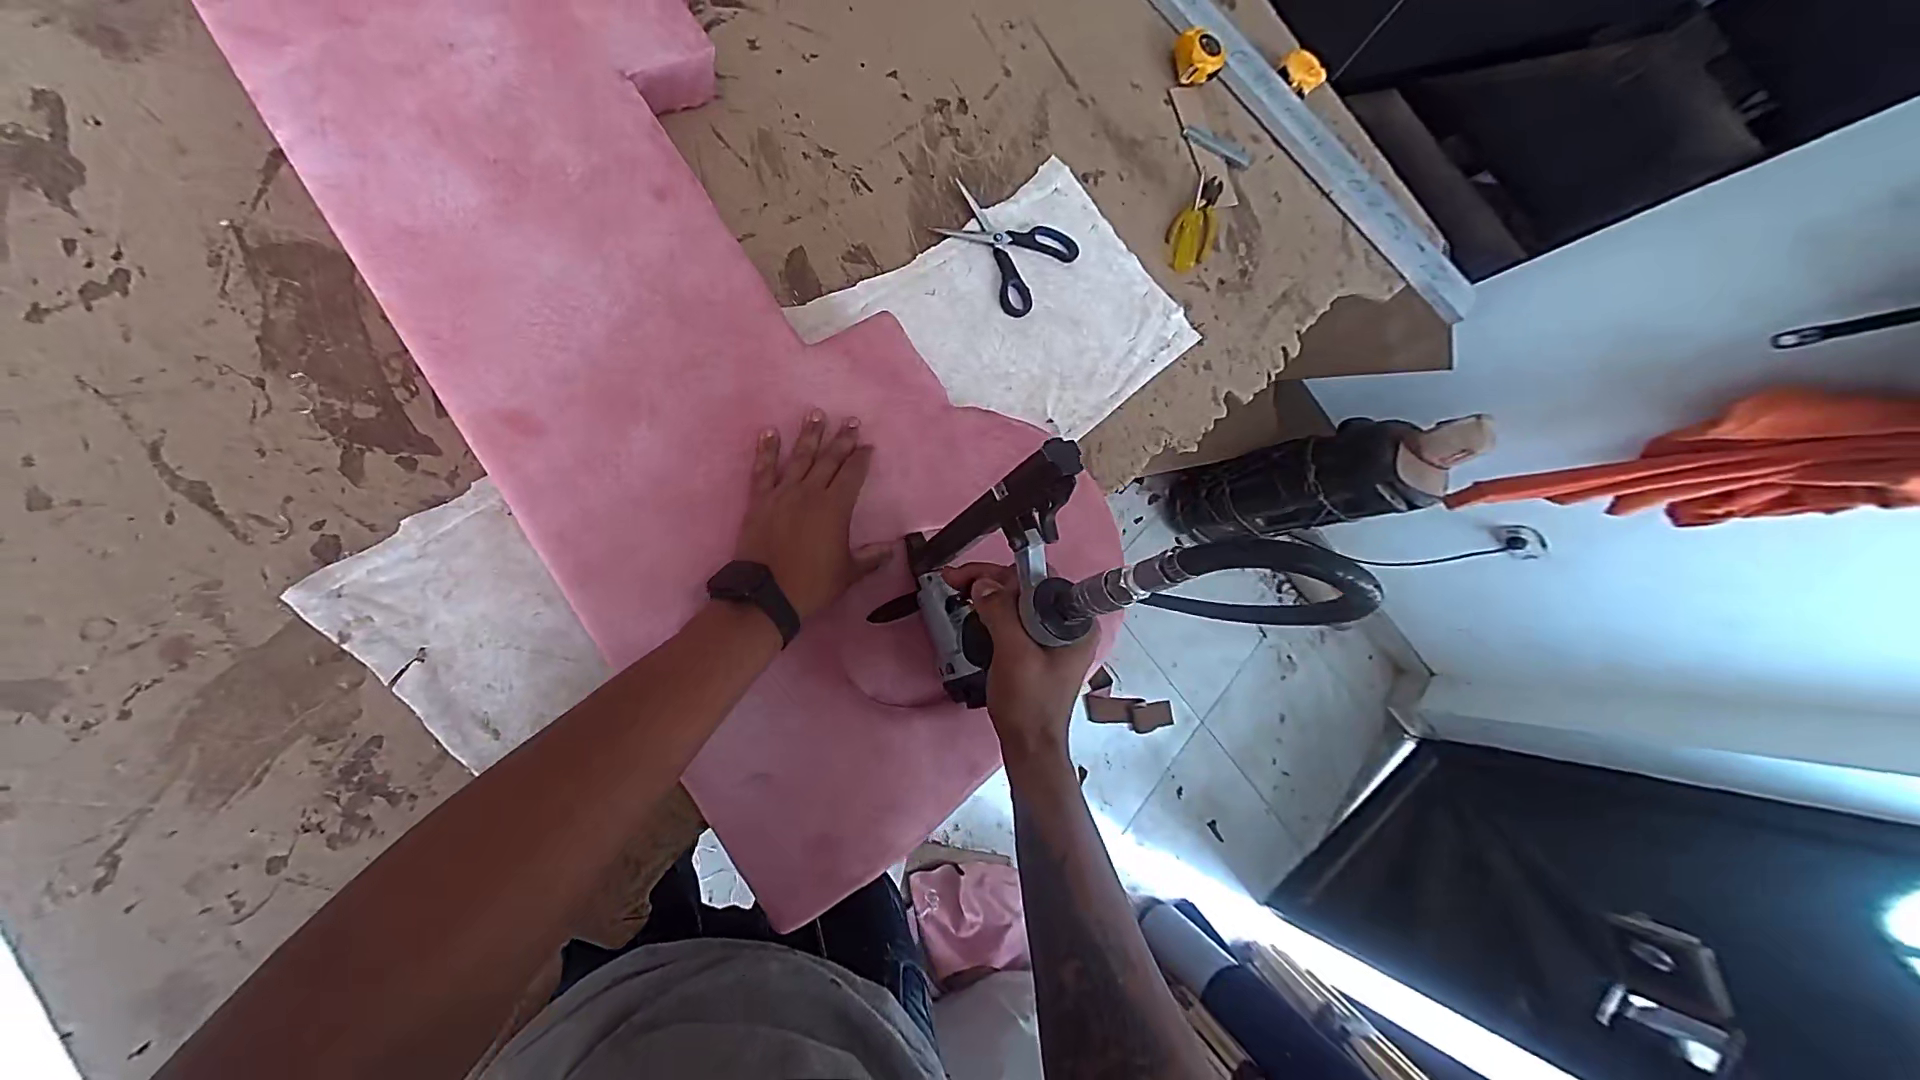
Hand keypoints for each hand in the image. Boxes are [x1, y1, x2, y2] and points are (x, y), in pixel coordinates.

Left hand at [733, 409, 892, 621]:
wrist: (766, 594)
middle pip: (829, 459)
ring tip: (815, 414)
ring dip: (809, 435)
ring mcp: (783, 493)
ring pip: (799, 457)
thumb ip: (871, 557)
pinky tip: (769, 433)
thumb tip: (892, 549)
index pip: (853, 474)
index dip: (861, 458)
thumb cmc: (813, 584)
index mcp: (835, 507)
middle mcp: (810, 492)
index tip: (868, 446)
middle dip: (841, 439)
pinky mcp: (760, 500)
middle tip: (849, 420)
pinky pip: (763, 469)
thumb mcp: (849, 573)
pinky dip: (766, 450)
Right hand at [942, 563, 1097, 763]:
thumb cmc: (1028, 703)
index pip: (1041, 579)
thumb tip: (982, 583)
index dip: (1004, 574)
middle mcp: (1069, 625)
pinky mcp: (1038, 647)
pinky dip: (992, 611)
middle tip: (955, 580)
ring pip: (1018, 601)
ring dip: (988, 594)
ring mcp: (1053, 637)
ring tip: (958, 590)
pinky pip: (1015, 618)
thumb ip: (1000, 613)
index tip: (973, 577)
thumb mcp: (1013, 654)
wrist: (1028, 745)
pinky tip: (973, 609)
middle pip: (1028, 587)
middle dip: (990, 581)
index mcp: (1075, 623)